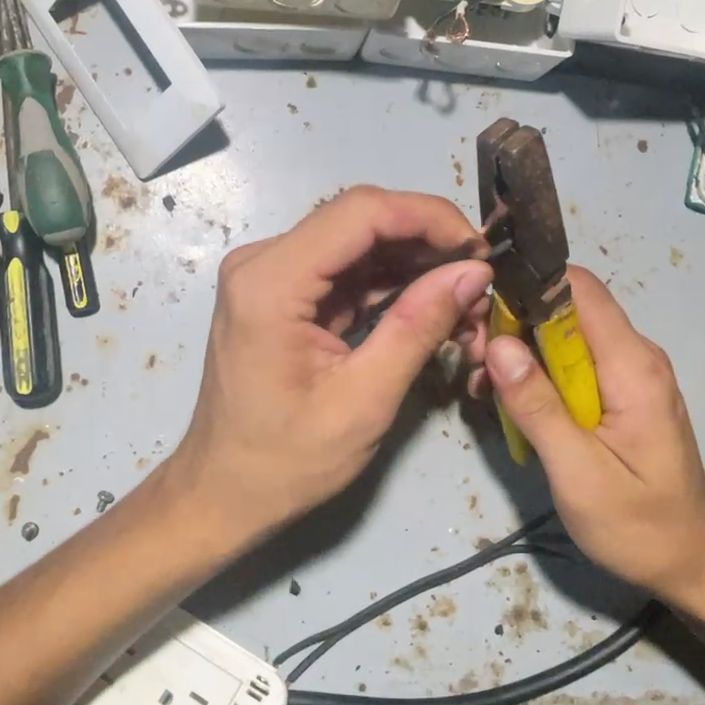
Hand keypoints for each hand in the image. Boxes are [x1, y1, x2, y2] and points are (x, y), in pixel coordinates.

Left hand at [164, 187, 493, 541]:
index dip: (428, 217)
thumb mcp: (363, 401)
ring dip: (414, 263)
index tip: (481, 252)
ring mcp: (269, 274)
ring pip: (358, 242)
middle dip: (427, 242)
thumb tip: (475, 273)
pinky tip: (430, 305)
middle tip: (480, 283)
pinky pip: (345, 269)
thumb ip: (418, 327)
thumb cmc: (286, 461)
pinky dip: (389, 283)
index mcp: (271, 281)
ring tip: (465, 300)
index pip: (361, 212)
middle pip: (360, 220)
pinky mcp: (281, 292)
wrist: (223, 493)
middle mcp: (263, 261)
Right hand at [484, 267, 704, 610]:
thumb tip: (498, 344)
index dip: (526, 288)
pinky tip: (509, 402)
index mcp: (632, 366)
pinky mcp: (620, 392)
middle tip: (473, 360)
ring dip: (520, 350)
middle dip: (513, 322)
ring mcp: (629, 372)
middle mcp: (635, 355)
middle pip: (565, 307)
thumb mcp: (579, 474)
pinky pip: (572, 362)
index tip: (481, 316)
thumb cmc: (640, 527)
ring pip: (563, 333)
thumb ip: (537, 407)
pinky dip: (537, 372)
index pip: (577, 287)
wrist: (694, 566)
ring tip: (483, 386)